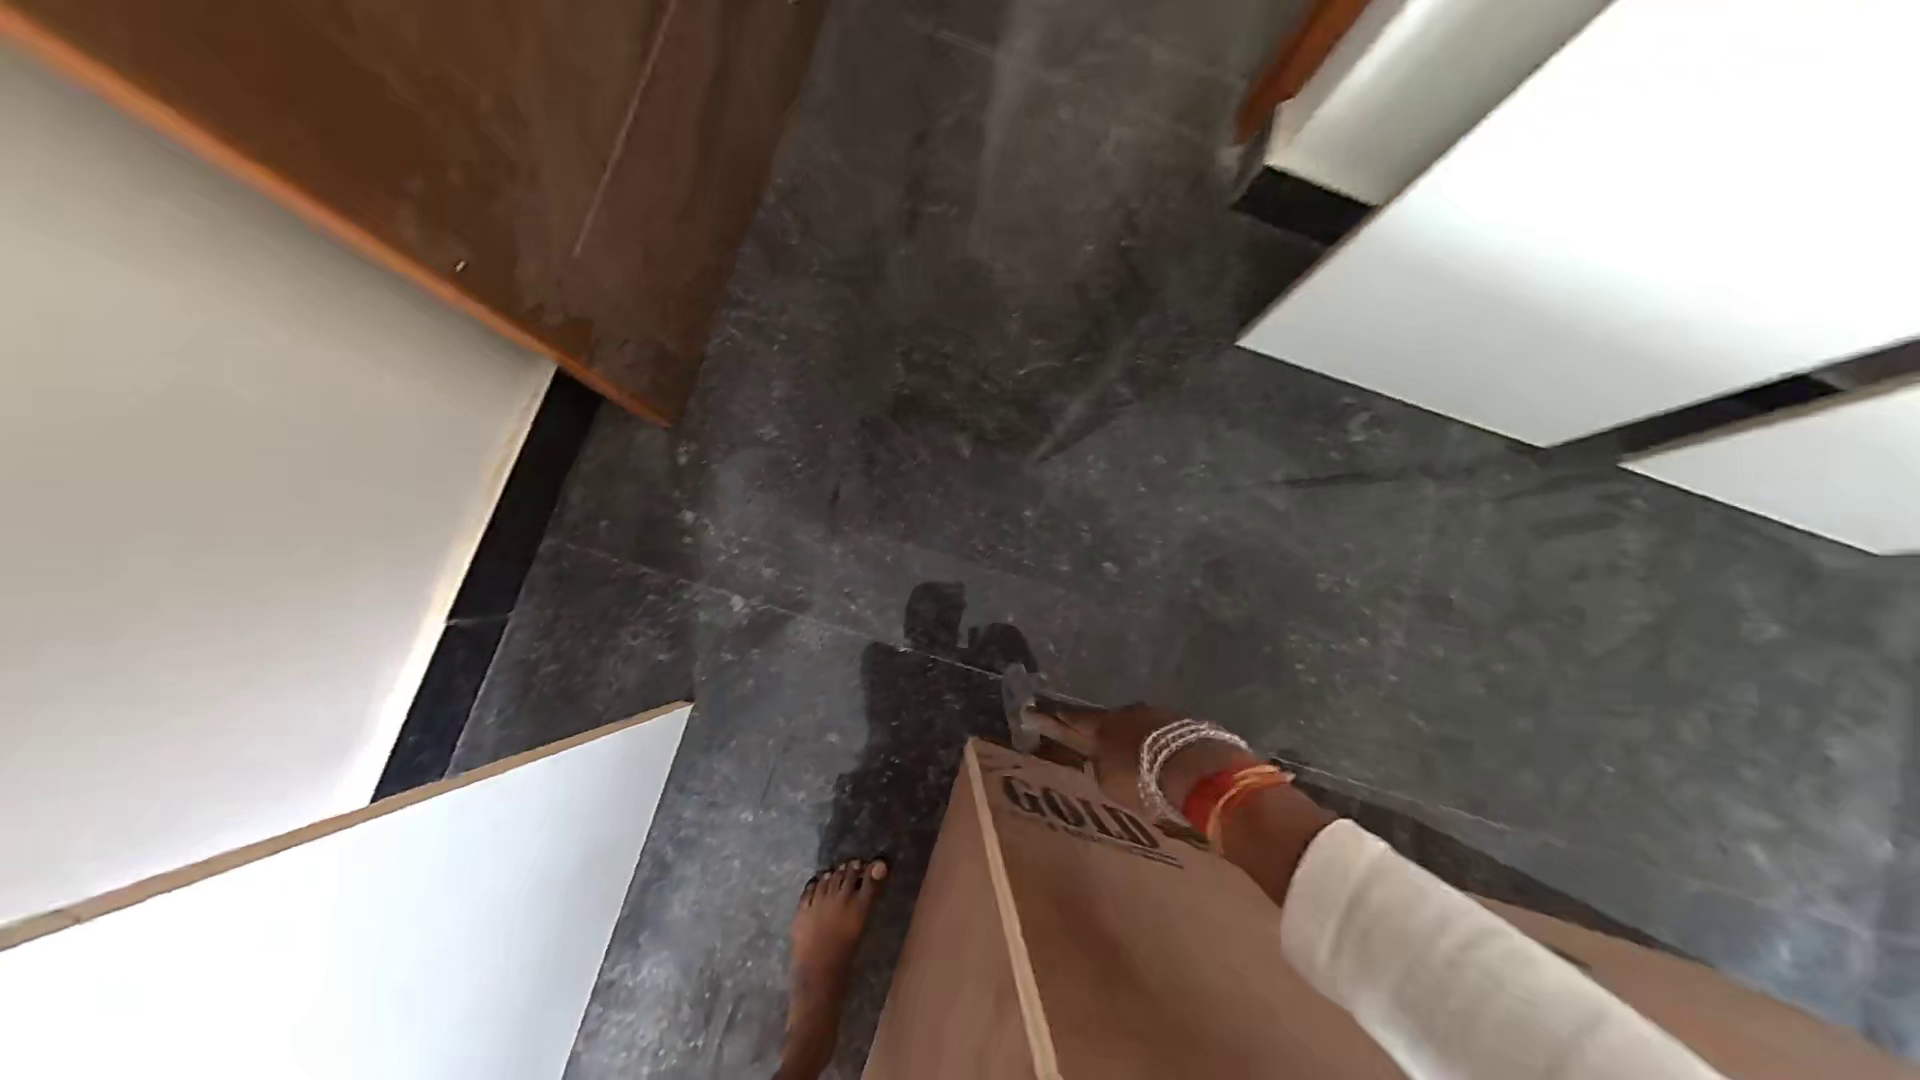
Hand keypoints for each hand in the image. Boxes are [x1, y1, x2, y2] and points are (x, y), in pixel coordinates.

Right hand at [1051, 703, 1258, 816]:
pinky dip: (1157, 741)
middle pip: (1106, 719)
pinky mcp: (1185, 722)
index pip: (1073, 720)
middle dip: (1097, 726)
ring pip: (1136, 722)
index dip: (1055, 719)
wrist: (1200, 770)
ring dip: (1131, 734)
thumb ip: (1099, 767)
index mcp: (1103, 726)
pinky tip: (1163, 753)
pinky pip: (1162, 730)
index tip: (1037, 711)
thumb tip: (1098, 760)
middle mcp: (1127, 713)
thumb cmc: (1145, 780)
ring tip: (1132, 750)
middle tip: (1090, 735)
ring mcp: (1158, 714)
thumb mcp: (1110, 782)